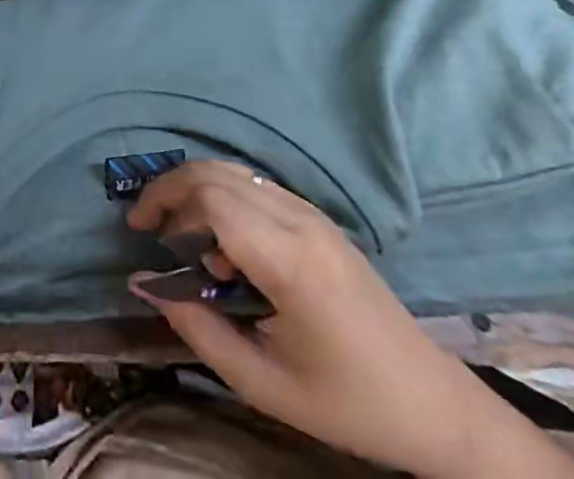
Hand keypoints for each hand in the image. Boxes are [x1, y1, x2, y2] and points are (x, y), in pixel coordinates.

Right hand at [126, 162, 573, 478]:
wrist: (432, 402)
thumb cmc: (345, 402)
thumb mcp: (259, 380)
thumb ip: (195, 325)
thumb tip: (143, 281)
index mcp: (290, 261)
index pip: (212, 199)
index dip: (166, 206)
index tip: (141, 235)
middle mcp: (302, 222)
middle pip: (218, 173)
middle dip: (171, 189)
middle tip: (146, 225)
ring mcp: (314, 215)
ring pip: (236, 173)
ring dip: (196, 190)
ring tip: (176, 234)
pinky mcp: (320, 220)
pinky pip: (257, 187)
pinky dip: (222, 198)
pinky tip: (217, 241)